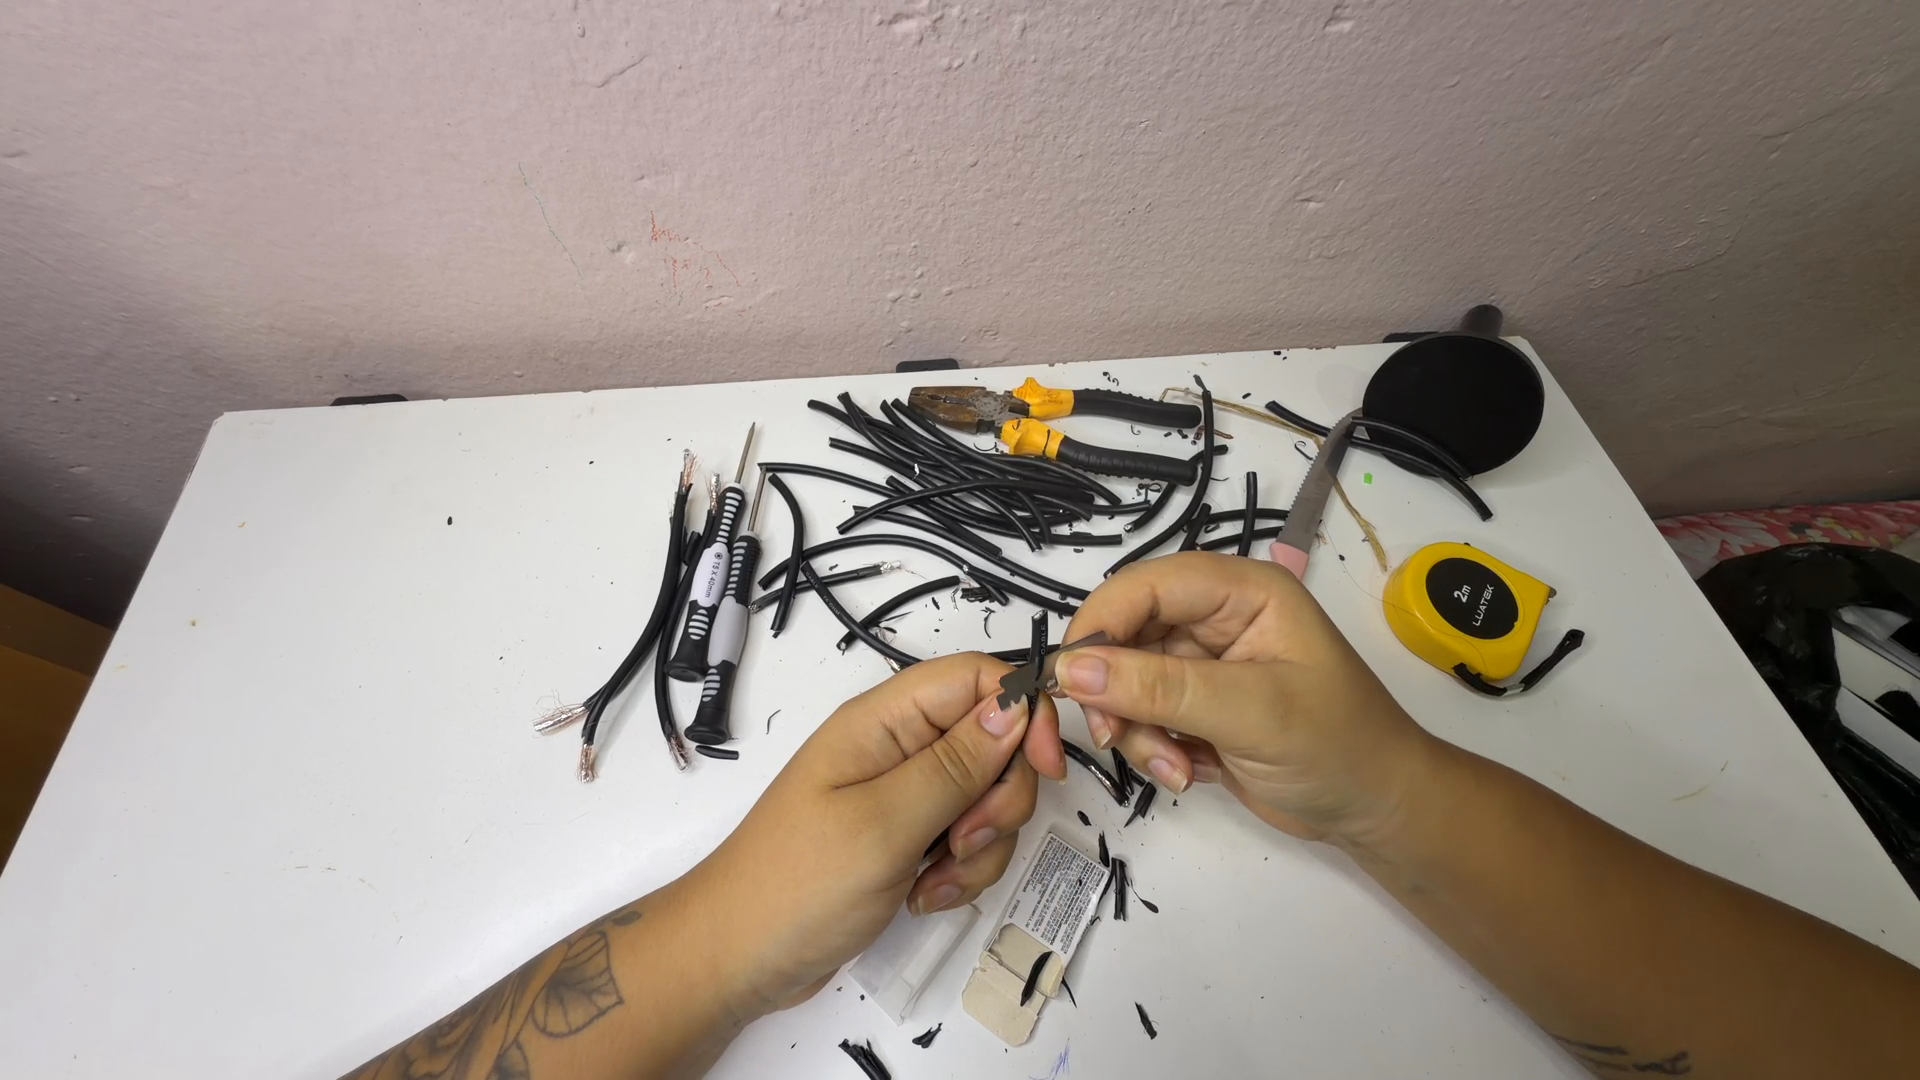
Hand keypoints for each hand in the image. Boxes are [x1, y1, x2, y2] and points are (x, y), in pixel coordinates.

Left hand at [684, 652, 1047, 1020]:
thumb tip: (1016, 705)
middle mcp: (901, 745)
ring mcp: (906, 791)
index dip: (1023, 710)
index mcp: (886, 719)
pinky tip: (923, 895)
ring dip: (979, 845)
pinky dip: (960, 870)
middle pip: (994, 740)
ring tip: (932, 879)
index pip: (976, 678)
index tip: (1047, 767)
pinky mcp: (910, 833)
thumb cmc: (799, 882)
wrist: (739, 960)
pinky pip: (967, 837)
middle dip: (998, 797)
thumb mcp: (884, 822)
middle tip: (964, 839)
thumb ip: (956, 764)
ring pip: (987, 795)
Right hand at [1050, 552, 1437, 845]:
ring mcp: (1198, 660)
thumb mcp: (1249, 713)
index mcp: (1238, 591)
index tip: (1068, 678)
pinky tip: (1185, 771)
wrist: (1378, 811)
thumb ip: (1158, 689)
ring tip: (1174, 767)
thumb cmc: (1337, 747)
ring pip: (1122, 677)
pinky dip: (1148, 745)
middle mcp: (1212, 615)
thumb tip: (1069, 671)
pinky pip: (1138, 710)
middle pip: (1124, 631)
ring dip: (1135, 727)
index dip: (1100, 623)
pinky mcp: (1190, 701)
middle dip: (1114, 688)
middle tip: (1112, 735)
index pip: (1144, 586)